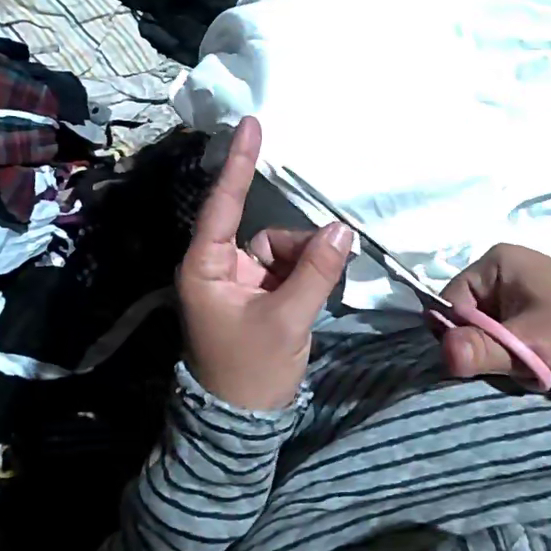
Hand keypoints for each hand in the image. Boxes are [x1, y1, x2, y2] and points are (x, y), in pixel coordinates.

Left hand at [177, 116, 353, 409]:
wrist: (241, 425)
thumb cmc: (249, 372)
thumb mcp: (287, 321)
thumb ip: (315, 272)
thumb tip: (343, 230)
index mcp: (207, 268)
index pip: (223, 205)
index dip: (238, 164)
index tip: (251, 125)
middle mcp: (220, 267)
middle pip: (265, 233)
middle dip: (299, 247)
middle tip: (329, 262)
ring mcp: (240, 282)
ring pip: (283, 252)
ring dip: (308, 264)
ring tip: (318, 296)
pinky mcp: (259, 296)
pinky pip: (289, 269)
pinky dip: (308, 275)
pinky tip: (318, 293)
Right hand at [438, 244, 550, 392]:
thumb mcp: (531, 345)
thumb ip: (485, 350)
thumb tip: (444, 354)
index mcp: (496, 263)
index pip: (450, 303)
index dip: (457, 336)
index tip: (482, 360)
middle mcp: (501, 270)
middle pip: (466, 318)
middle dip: (482, 347)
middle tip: (512, 364)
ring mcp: (516, 288)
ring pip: (484, 330)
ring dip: (500, 353)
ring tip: (527, 365)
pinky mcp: (530, 308)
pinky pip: (503, 333)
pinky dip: (514, 352)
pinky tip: (534, 362)